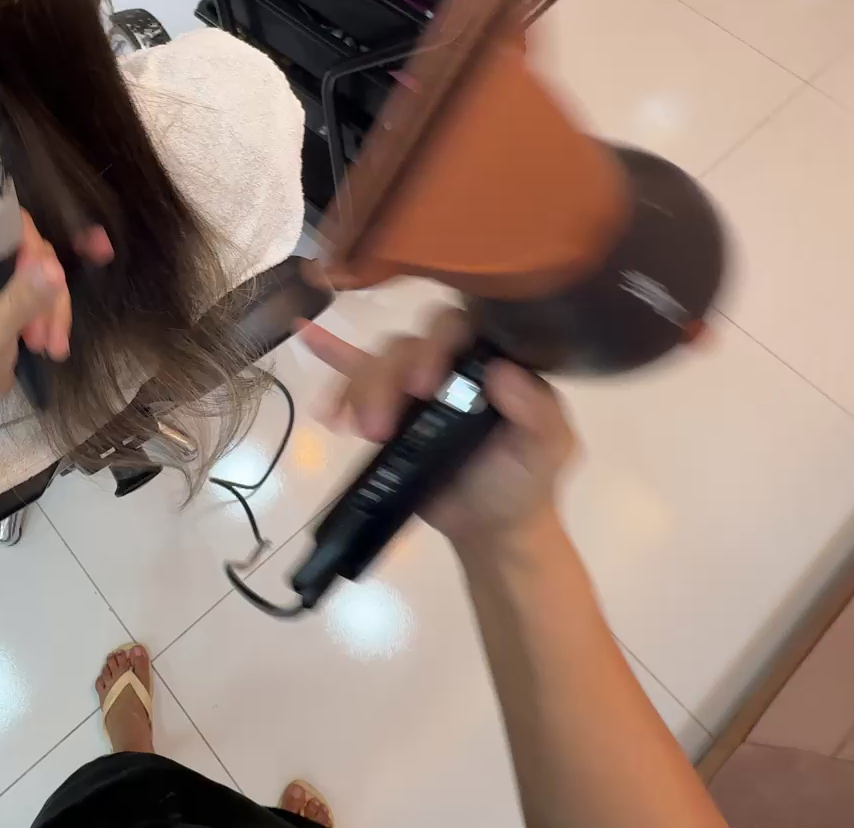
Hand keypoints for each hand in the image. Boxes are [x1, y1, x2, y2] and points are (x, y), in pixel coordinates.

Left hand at [0, 213, 68, 419]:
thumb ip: (21, 299)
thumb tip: (55, 268)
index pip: (6, 226)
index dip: (33, 248)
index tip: (50, 279)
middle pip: (35, 252)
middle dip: (47, 294)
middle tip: (44, 334)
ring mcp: (0, 275)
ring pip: (47, 274)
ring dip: (53, 312)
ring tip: (50, 347)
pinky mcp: (15, 292)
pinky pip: (47, 291)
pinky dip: (54, 317)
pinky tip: (53, 345)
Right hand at [299, 307, 576, 541]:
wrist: (489, 527)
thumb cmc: (522, 483)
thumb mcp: (548, 450)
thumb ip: (540, 412)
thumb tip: (503, 372)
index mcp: (488, 359)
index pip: (456, 327)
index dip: (433, 347)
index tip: (424, 389)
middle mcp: (447, 361)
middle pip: (403, 344)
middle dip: (384, 380)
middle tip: (378, 428)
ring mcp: (411, 382)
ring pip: (374, 362)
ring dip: (358, 390)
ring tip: (355, 431)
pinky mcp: (384, 404)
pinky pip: (352, 368)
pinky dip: (330, 352)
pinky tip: (304, 333)